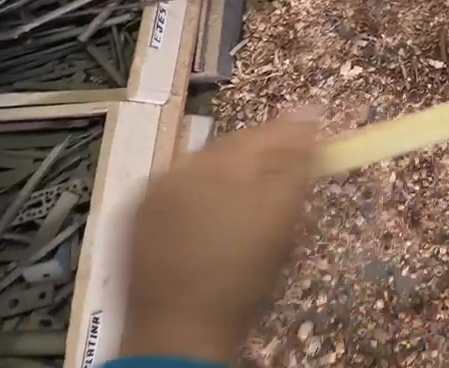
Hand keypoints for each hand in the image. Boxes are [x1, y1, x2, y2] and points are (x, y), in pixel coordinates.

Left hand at [118, 113, 322, 363]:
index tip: (314, 151)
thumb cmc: (244, 275)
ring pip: (207, 165)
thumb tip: (310, 113)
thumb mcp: (284, 214)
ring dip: (229, 176)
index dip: (295, 140)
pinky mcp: (135, 213)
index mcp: (222, 161)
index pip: (269, 130)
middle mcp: (182, 164)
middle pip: (237, 145)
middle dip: (261, 161)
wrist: (179, 334)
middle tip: (279, 188)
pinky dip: (198, 195)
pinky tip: (209, 222)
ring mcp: (153, 188)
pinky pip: (179, 188)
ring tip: (243, 208)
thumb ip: (299, 159)